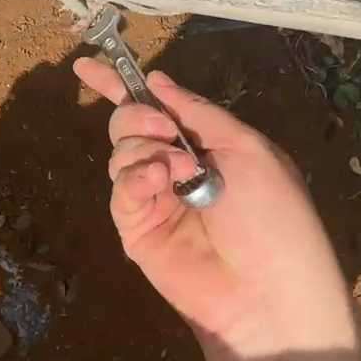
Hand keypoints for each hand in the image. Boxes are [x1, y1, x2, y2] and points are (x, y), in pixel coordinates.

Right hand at [74, 58, 360, 360]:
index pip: (154, 106)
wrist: (269, 294)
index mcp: (204, 144)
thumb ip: (198, 111)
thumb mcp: (249, 150)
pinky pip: (120, 187)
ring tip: (180, 172)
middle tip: (163, 130)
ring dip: (145, 149)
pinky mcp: (135, 225)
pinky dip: (135, 177)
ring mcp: (152, 196)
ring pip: (121, 151)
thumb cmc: (274, 217)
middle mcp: (173, 165)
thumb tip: (156, 80)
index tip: (86, 65)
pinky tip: (160, 184)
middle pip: (128, 123)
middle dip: (137, 117)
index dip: (119, 85)